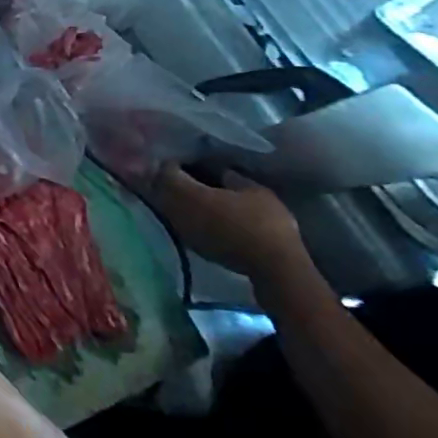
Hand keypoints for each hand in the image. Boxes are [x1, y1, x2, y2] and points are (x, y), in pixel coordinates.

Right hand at [149, 165, 311, 282]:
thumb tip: (156, 163)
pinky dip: (229, 238)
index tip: (170, 179)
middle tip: (179, 205)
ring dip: (218, 219)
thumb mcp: (189, 200)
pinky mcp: (281, 252)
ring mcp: (278, 227)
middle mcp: (266, 199)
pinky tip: (217, 247)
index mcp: (247, 182)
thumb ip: (170, 180)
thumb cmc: (229, 230)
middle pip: (226, 193)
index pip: (214, 168)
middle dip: (204, 196)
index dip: (190, 171)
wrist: (276, 274)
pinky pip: (247, 237)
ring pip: (238, 215)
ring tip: (195, 229)